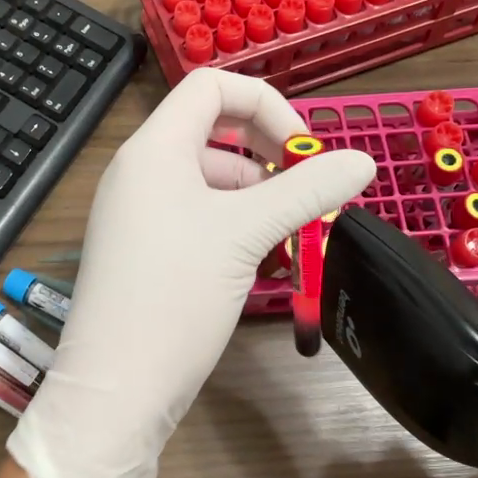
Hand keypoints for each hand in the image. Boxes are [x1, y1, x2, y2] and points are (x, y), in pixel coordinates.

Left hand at [7, 68, 374, 477]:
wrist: (114, 391)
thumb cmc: (176, 295)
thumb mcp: (247, 234)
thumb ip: (307, 189)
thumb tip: (363, 161)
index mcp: (154, 147)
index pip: (212, 85)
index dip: (265, 104)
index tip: (302, 153)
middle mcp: (141, 169)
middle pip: (213, 130)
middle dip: (267, 155)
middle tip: (304, 195)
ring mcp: (138, 210)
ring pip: (209, 178)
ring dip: (257, 198)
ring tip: (288, 239)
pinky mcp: (143, 248)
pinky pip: (196, 214)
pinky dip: (234, 226)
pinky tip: (260, 262)